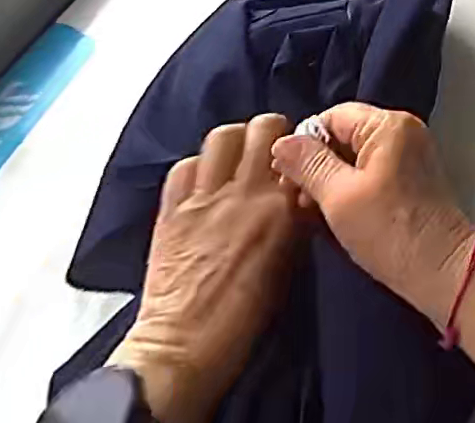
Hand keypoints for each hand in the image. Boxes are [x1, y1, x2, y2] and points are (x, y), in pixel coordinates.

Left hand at [112, 114, 300, 422]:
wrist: (183, 349)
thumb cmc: (242, 319)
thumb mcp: (288, 266)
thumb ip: (295, 220)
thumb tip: (299, 192)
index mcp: (281, 210)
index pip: (299, 149)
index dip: (301, 148)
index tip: (301, 155)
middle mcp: (245, 192)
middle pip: (263, 126)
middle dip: (270, 132)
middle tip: (270, 148)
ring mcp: (206, 196)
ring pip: (223, 135)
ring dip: (234, 141)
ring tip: (236, 158)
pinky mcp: (173, 206)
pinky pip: (186, 165)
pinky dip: (197, 168)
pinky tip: (203, 183)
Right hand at [270, 103, 474, 328]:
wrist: (444, 272)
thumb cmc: (391, 232)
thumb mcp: (339, 198)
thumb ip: (308, 165)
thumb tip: (282, 142)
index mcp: (388, 124)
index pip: (332, 117)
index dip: (305, 144)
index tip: (287, 177)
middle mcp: (402, 129)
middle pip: (345, 134)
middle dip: (317, 164)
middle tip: (297, 198)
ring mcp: (410, 152)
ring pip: (356, 154)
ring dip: (332, 178)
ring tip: (313, 210)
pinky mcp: (413, 175)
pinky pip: (372, 168)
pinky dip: (352, 186)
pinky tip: (336, 212)